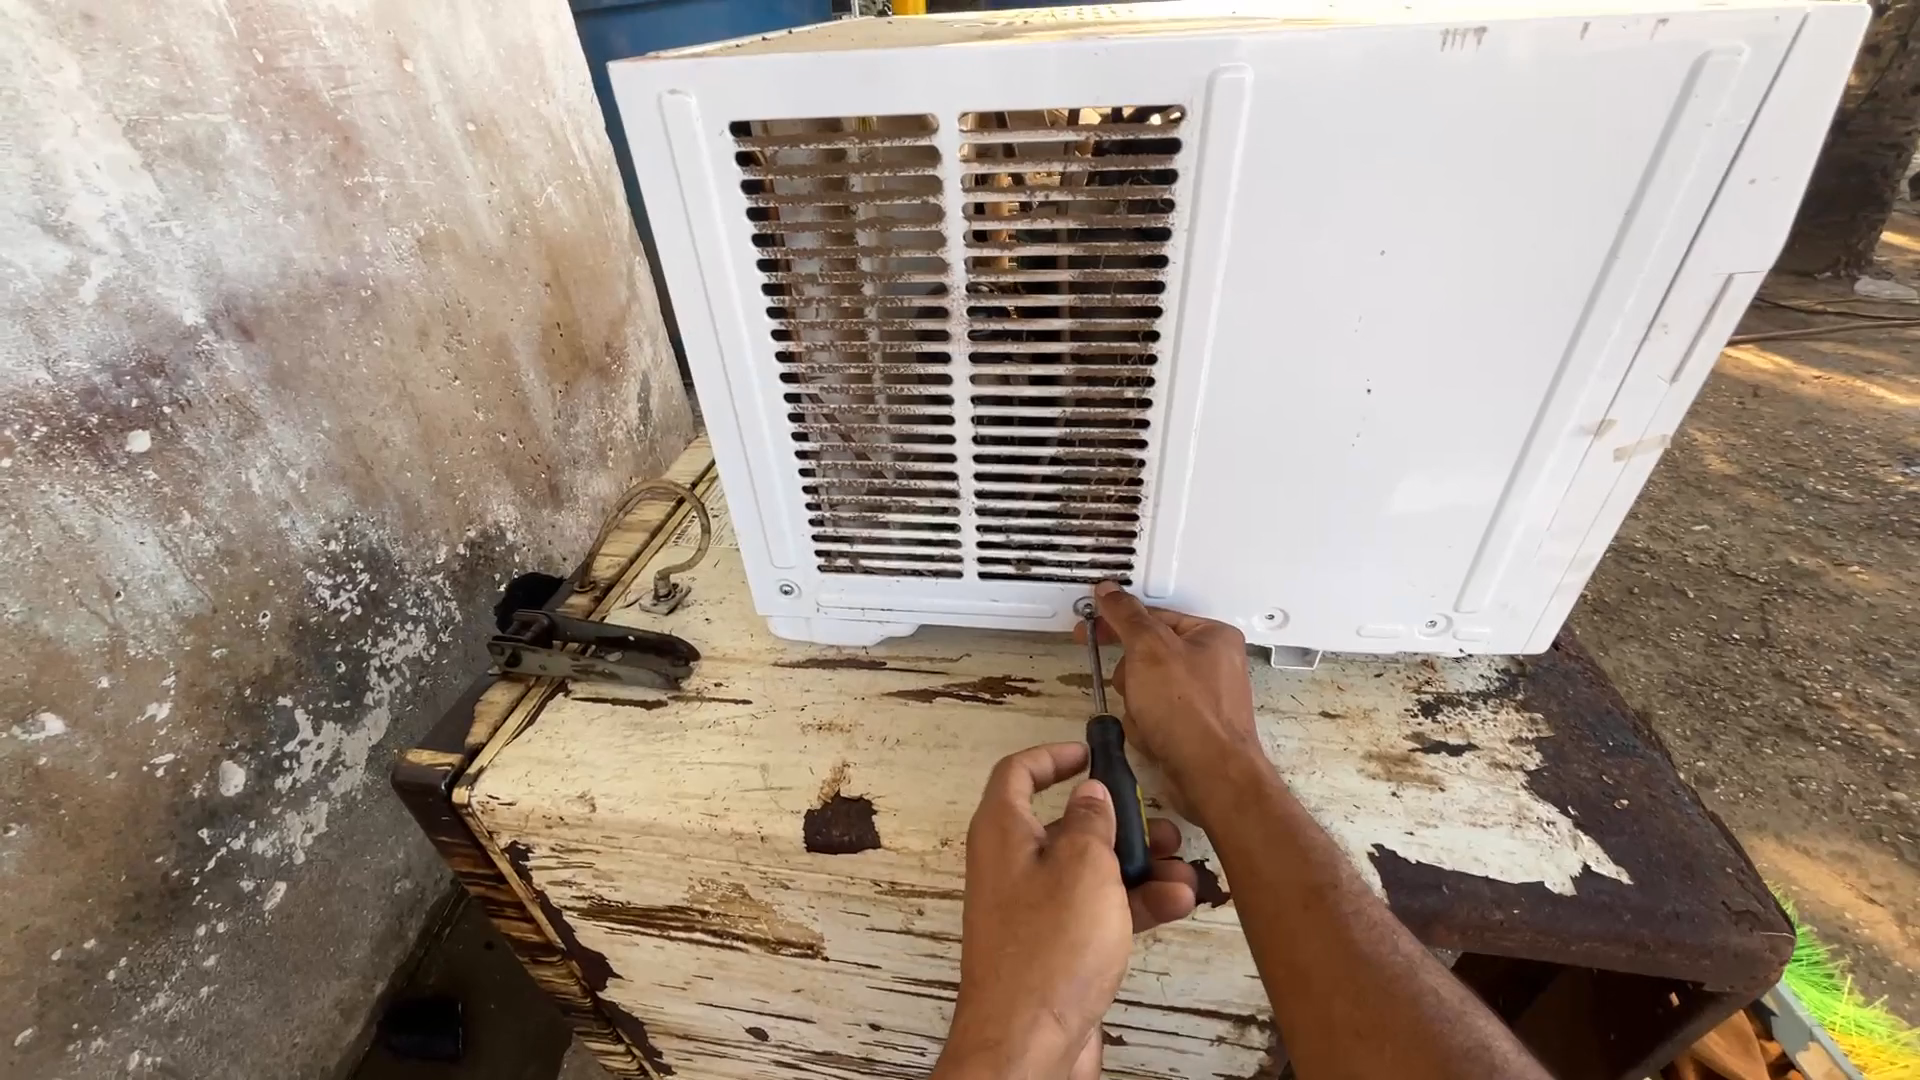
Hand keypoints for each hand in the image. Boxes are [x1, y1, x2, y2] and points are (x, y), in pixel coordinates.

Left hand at [935, 743, 1197, 1079]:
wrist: (1029, 1044)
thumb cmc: (1051, 943)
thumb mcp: (1082, 865)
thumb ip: (1091, 821)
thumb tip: (1090, 794)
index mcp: (1003, 831)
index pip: (1018, 772)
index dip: (1053, 755)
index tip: (1090, 752)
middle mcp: (1013, 863)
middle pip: (1067, 823)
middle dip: (1117, 819)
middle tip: (1159, 819)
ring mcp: (1034, 907)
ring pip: (1089, 869)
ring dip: (1136, 863)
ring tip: (1181, 861)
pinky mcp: (1056, 945)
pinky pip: (1097, 909)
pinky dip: (1132, 902)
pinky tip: (1177, 900)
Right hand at [1076, 582, 1263, 822]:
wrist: (1210, 776)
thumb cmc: (1190, 713)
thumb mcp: (1148, 649)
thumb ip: (1126, 616)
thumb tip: (1109, 593)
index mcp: (1212, 636)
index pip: (1153, 615)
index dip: (1119, 621)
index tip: (1094, 625)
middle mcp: (1213, 664)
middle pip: (1146, 653)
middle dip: (1131, 674)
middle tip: (1131, 684)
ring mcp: (1203, 697)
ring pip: (1144, 686)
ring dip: (1135, 702)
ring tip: (1147, 713)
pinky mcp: (1192, 727)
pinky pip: (1152, 714)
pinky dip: (1144, 723)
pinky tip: (1153, 733)